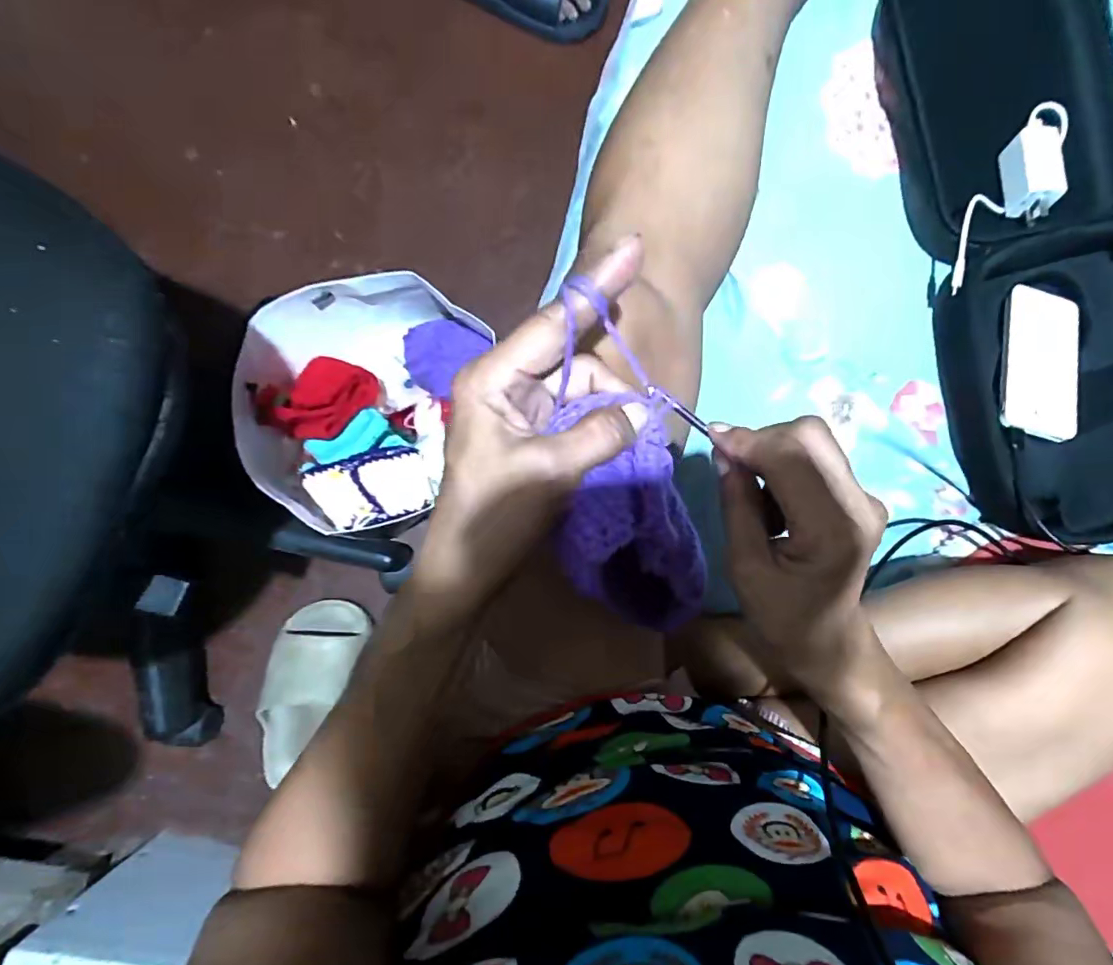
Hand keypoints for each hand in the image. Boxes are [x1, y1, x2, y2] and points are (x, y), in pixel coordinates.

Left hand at [415, 236, 649, 615]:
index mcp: (494, 377)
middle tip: (644, 414)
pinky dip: (600, 422)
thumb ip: (600, 434)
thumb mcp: (549, 472)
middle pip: (572, 358)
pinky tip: (620, 437)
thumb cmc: (495, 517)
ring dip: (609, 408)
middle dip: (611, 380)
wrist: (468, 567)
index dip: (596, 288)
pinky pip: (575, 413)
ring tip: (631, 439)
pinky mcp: (532, 433)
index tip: (633, 248)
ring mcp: (519, 408)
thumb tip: (640, 412)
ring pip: (578, 387)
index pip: (553, 322)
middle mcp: (505, 382)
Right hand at [712, 417, 890, 705]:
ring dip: (773, 454)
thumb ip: (737, 505)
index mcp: (834, 528)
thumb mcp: (744, 566)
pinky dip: (786, 465)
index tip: (712, 438)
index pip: (793, 457)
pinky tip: (775, 503)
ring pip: (814, 441)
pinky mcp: (859, 496)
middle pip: (810, 434)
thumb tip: (724, 453)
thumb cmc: (781, 616)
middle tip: (730, 466)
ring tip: (755, 498)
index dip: (749, 439)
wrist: (826, 640)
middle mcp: (860, 503)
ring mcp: (865, 497)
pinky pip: (818, 458)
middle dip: (762, 440)